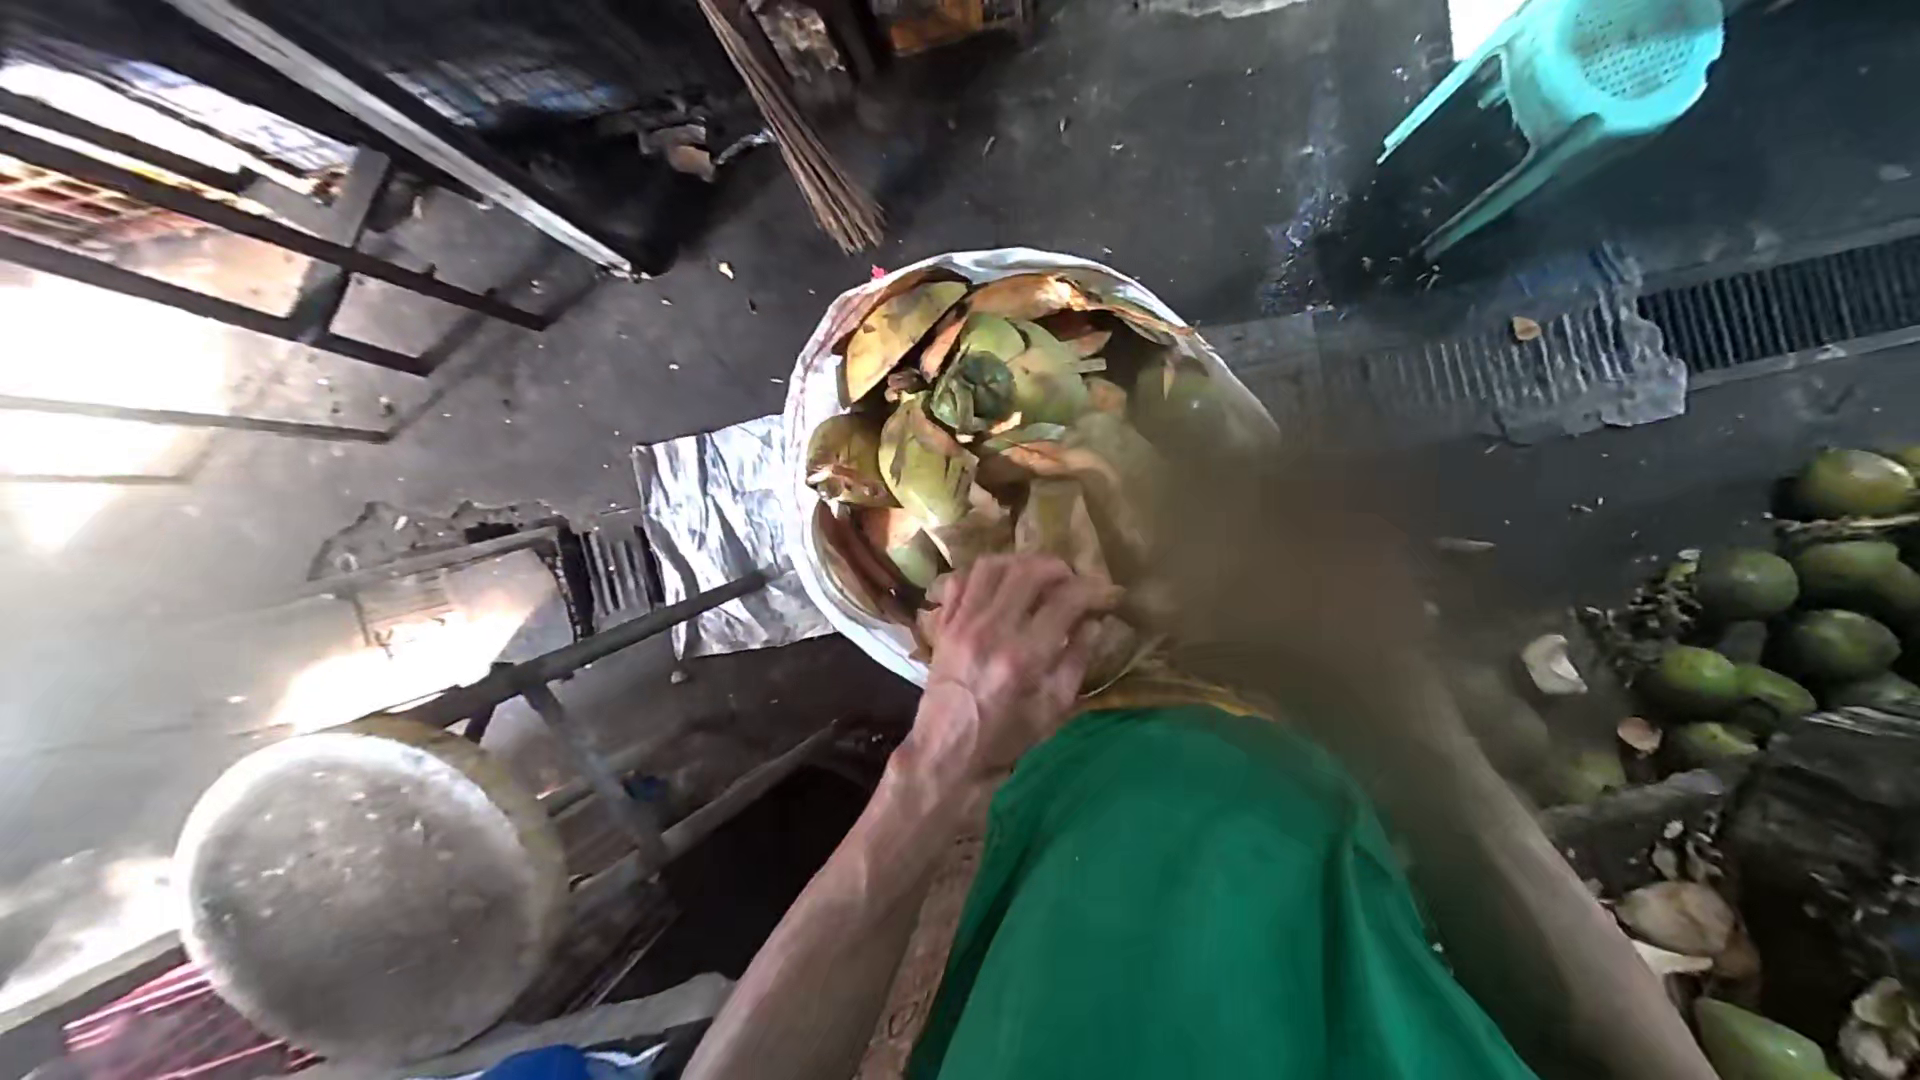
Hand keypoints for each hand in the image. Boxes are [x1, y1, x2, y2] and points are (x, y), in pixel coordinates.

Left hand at [891, 555, 1117, 807]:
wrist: (948, 751)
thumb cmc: (1007, 736)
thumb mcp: (1054, 707)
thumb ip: (1077, 659)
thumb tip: (1094, 621)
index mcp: (1024, 655)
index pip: (1066, 600)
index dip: (1093, 589)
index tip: (1107, 593)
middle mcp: (991, 630)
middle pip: (1028, 571)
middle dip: (1059, 568)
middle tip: (1072, 580)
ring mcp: (962, 623)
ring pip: (992, 566)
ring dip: (1021, 562)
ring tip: (1037, 576)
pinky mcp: (944, 624)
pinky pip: (962, 580)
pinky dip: (984, 574)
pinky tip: (1000, 585)